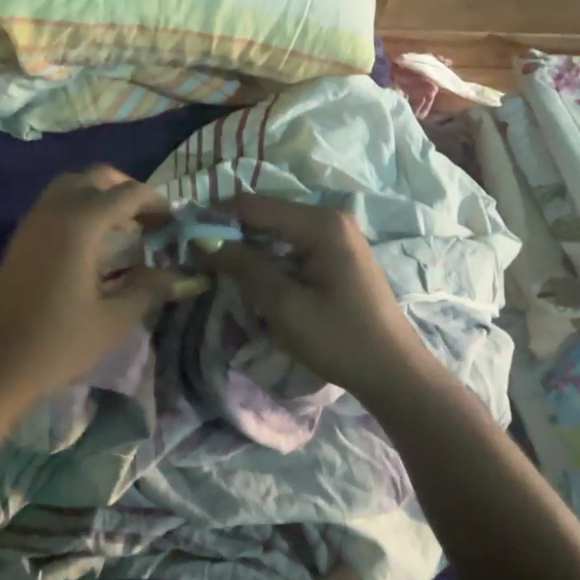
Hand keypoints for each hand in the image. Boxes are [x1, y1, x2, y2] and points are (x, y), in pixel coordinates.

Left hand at [0, 166, 206, 403]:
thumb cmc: (57, 342)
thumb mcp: (114, 320)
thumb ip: (150, 289)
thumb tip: (183, 276)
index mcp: (80, 222)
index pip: (127, 193)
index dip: (157, 204)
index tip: (176, 226)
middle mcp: (55, 209)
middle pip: (96, 177)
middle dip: (127, 191)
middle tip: (151, 222)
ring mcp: (33, 220)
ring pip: (72, 185)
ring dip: (101, 196)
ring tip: (125, 231)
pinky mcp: (21, 236)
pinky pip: (55, 203)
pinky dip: (80, 208)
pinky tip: (94, 244)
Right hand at [202, 194, 438, 402]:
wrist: (394, 375)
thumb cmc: (339, 339)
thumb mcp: (283, 305)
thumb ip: (242, 265)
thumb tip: (202, 240)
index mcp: (319, 223)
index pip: (251, 205)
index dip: (214, 218)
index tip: (185, 239)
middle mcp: (329, 218)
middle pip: (263, 213)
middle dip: (229, 233)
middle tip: (199, 258)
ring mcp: (336, 234)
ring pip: (274, 229)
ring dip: (247, 247)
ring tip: (221, 270)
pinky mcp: (336, 253)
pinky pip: (290, 243)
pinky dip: (267, 256)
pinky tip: (254, 278)